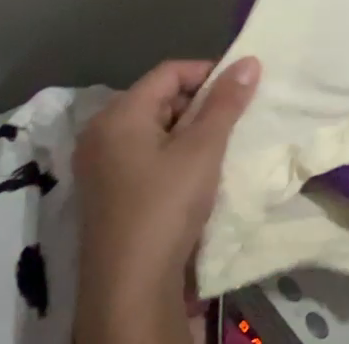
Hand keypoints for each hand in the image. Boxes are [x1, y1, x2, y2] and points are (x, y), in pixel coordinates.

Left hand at [73, 57, 260, 341]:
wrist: (131, 286)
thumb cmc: (166, 205)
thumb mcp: (204, 148)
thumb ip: (226, 102)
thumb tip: (249, 60)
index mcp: (118, 115)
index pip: (170, 72)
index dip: (209, 73)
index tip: (241, 92)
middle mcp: (101, 134)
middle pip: (159, 98)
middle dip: (200, 104)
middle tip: (233, 122)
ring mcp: (99, 166)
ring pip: (154, 128)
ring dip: (189, 131)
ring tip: (220, 148)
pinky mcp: (107, 192)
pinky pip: (144, 154)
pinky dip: (172, 154)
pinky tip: (196, 173)